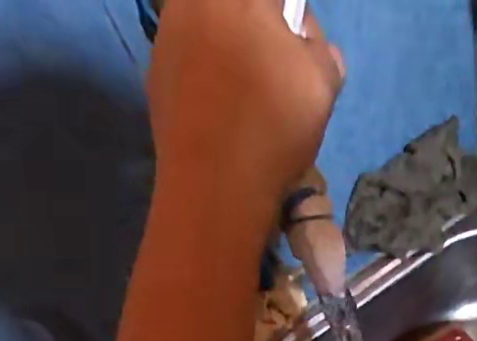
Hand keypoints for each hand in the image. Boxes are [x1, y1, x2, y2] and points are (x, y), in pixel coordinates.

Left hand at [147, 0, 345, 209]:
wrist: (216, 187)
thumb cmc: (275, 127)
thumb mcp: (323, 82)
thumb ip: (320, 49)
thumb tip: (304, 45)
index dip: (289, 20)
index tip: (297, 49)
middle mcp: (195, 2)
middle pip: (235, 9)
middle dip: (256, 31)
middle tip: (271, 76)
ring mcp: (166, 36)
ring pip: (207, 30)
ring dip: (226, 53)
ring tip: (242, 101)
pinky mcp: (153, 75)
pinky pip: (186, 62)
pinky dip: (203, 79)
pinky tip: (217, 116)